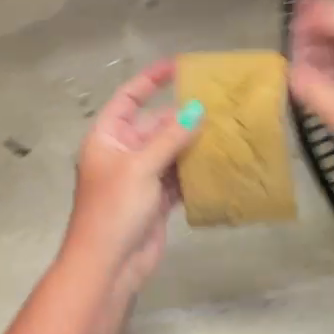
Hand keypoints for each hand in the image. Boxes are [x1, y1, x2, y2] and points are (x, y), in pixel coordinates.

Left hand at [62, 59, 200, 292]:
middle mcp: (122, 152)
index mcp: (107, 137)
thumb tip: (196, 110)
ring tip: (226, 129)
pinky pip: (177, 176)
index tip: (178, 66)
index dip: (151, 80)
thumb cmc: (115, 209)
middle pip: (154, 124)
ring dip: (192, 143)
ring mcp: (139, 177)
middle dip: (182, 116)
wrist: (108, 267)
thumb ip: (170, 137)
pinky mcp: (155, 200)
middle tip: (218, 105)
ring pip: (169, 151)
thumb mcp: (140, 167)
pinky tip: (220, 162)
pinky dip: (194, 170)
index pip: (129, 98)